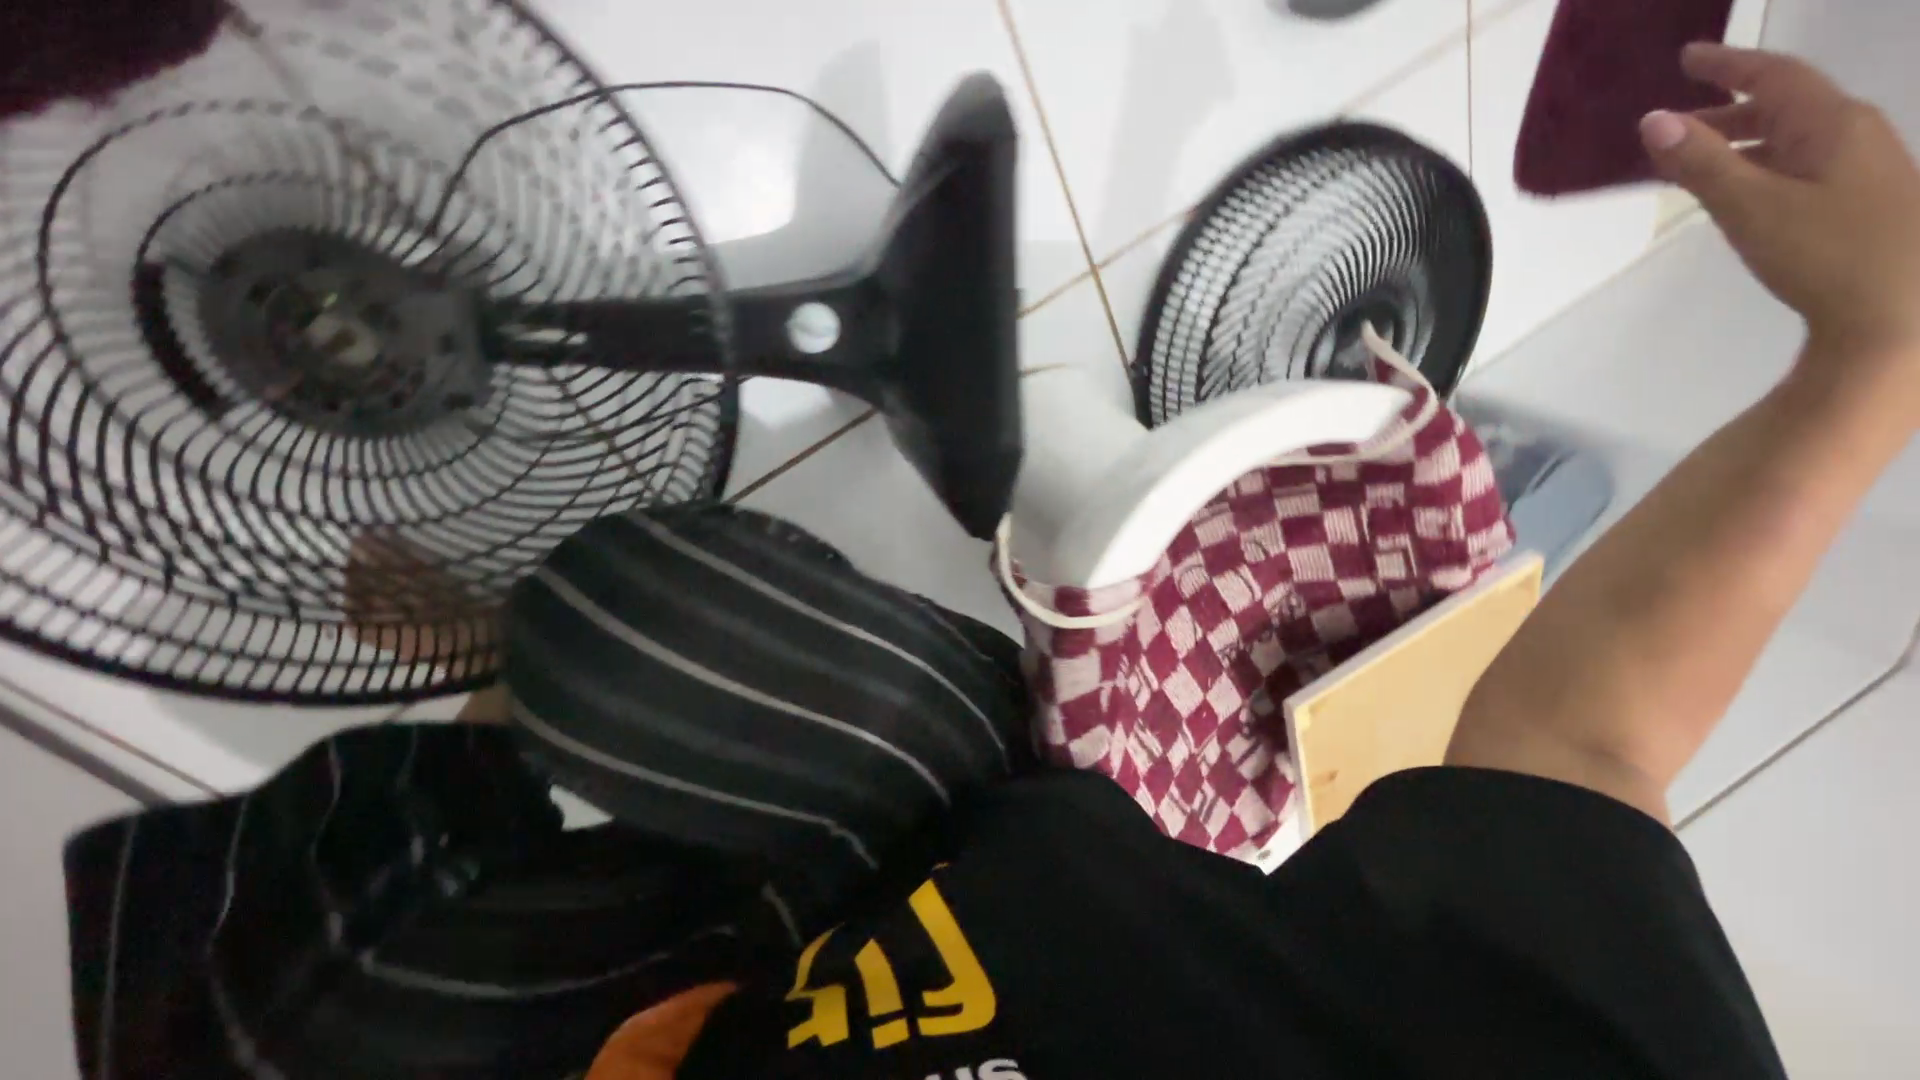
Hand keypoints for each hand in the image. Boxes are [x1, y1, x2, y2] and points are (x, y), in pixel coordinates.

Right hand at [1641, 45, 1919, 374]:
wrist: (1897, 313)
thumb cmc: (1826, 253)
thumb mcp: (1750, 208)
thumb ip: (1700, 163)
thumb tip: (1653, 120)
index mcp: (1832, 125)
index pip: (1775, 77)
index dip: (1728, 65)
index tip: (1688, 56)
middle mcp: (1854, 134)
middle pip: (1784, 106)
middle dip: (1725, 108)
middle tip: (1671, 121)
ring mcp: (1862, 167)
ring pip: (1791, 137)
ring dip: (1738, 140)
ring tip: (1690, 159)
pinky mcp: (1859, 199)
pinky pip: (1799, 163)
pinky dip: (1757, 164)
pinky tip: (1736, 189)